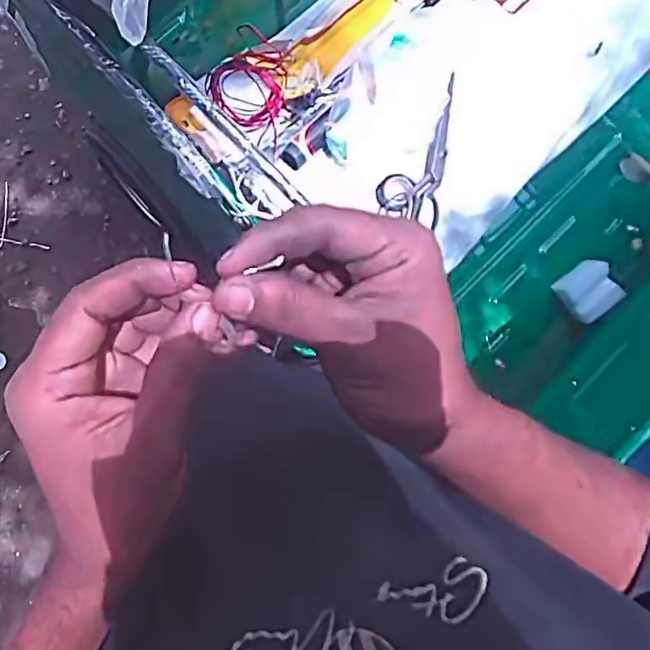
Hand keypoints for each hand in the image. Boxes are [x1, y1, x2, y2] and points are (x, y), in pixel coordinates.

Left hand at [6, 259, 240, 603]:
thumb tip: (207, 311)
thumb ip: (178, 371)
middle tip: (215, 297)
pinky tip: (215, 337)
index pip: (86, 306)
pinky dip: (178, 341)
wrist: (111, 556)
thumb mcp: (154, 440)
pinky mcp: (108, 384)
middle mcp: (56, 369)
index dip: (136, 280)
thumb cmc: (120, 510)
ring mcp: (82, 375)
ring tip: (223, 315)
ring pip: (130, 324)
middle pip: (109, 310)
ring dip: (177, 317)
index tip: (187, 273)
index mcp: (45, 381)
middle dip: (164, 299)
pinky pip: (142, 348)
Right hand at [212, 206, 487, 454]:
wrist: (427, 425)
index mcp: (393, 241)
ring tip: (229, 307)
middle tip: (222, 289)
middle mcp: (372, 244)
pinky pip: (293, 287)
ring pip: (292, 262)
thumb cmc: (407, 379)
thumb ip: (290, 310)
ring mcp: (353, 269)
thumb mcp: (350, 339)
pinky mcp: (336, 293)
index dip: (268, 240)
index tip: (226, 267)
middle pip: (302, 239)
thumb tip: (226, 292)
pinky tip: (248, 317)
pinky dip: (270, 302)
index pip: (320, 224)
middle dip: (261, 263)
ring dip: (260, 285)